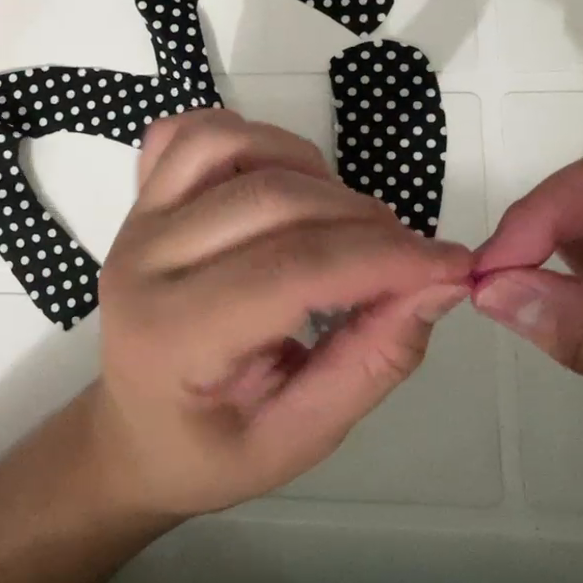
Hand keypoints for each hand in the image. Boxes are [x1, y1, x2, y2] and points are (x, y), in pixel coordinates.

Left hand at [86, 109, 472, 518]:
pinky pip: (188, 132)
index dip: (382, 259)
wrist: (131, 434)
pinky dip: (247, 137)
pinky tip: (281, 179)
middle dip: (362, 219)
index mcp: (173, 336)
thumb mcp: (298, 440)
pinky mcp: (139, 196)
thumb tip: (439, 285)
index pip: (290, 271)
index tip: (451, 266)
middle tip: (409, 257)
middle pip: (269, 198)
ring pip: (227, 142)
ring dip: (306, 166)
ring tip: (342, 220)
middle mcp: (144, 261)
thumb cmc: (208, 450)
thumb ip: (370, 361)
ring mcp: (136, 218)